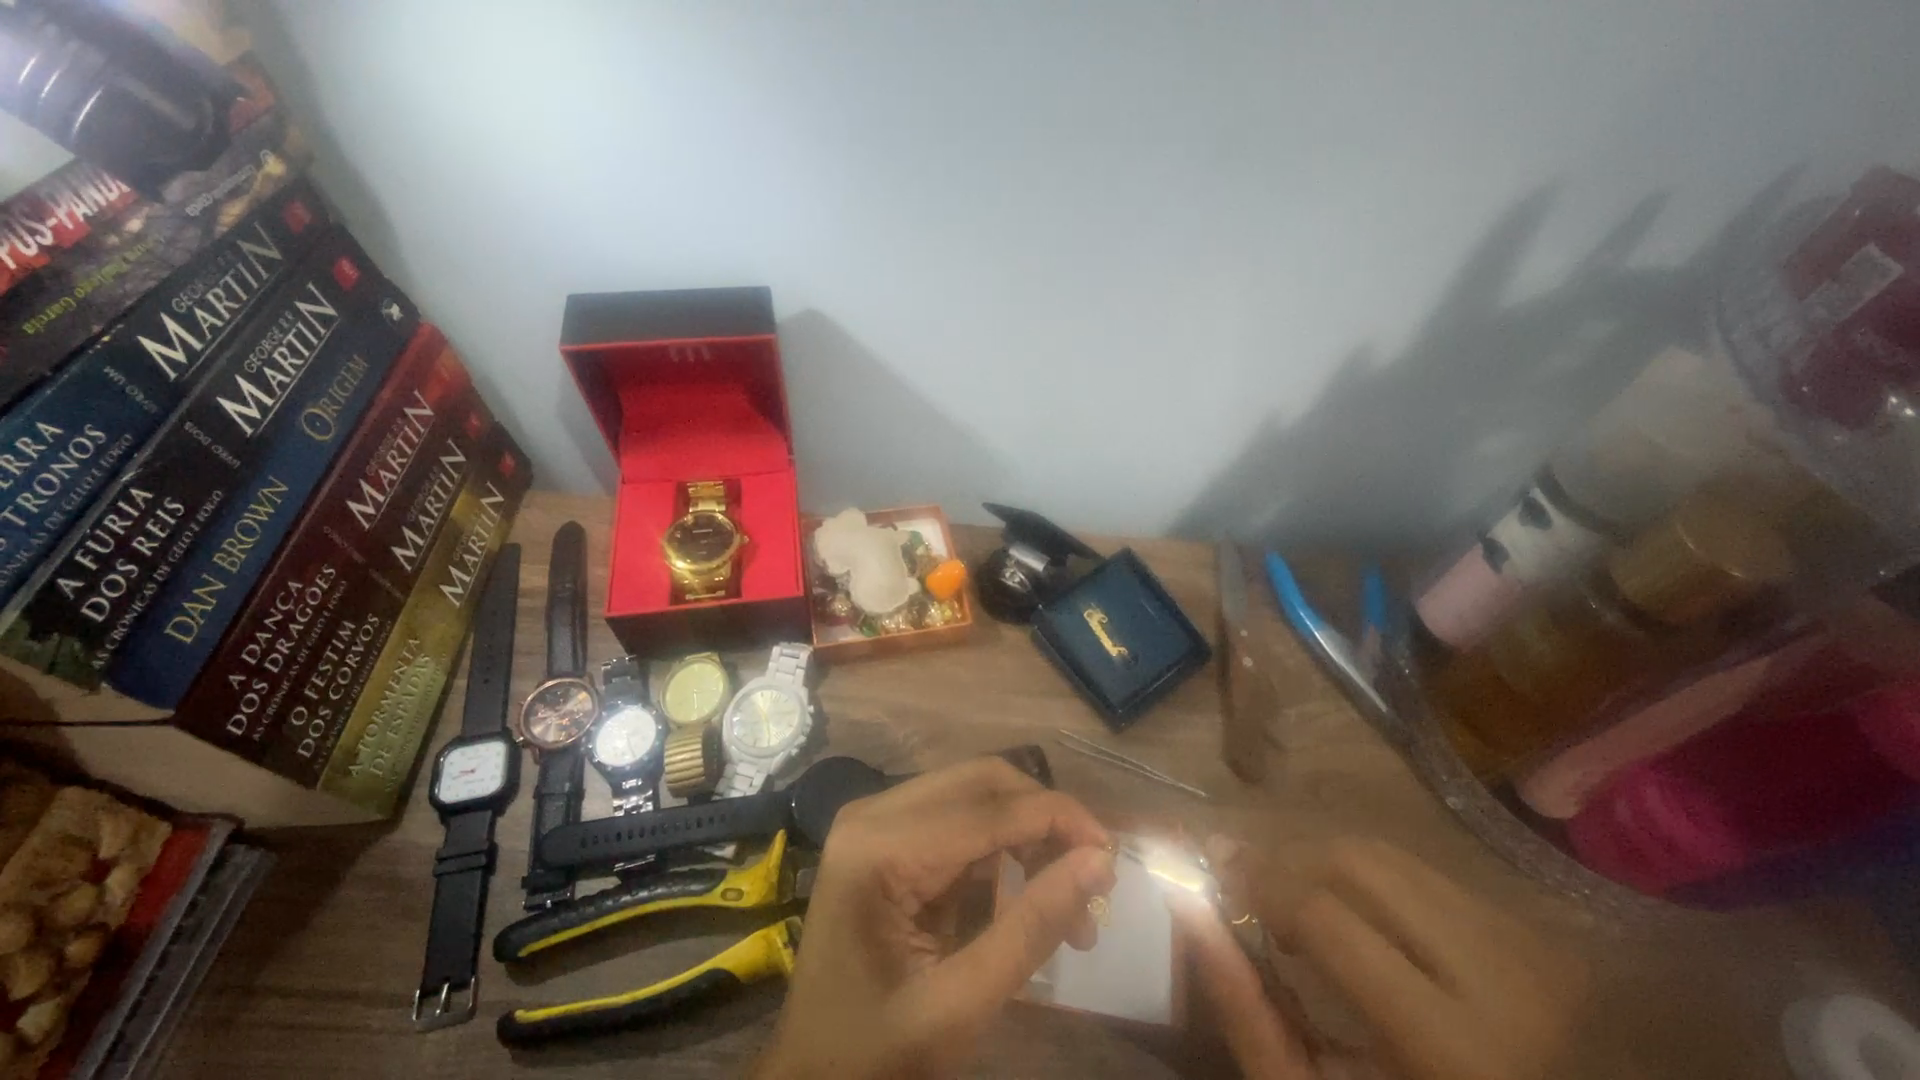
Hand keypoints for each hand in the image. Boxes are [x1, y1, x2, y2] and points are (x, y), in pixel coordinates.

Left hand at [753, 758, 1116, 1078]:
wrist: (810, 1077)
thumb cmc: (876, 1051)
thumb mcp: (961, 1002)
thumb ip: (1032, 927)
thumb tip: (1099, 862)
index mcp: (879, 847)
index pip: (990, 807)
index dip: (1060, 821)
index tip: (1114, 862)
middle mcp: (873, 814)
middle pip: (984, 784)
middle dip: (1046, 824)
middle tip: (1092, 881)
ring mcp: (875, 825)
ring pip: (977, 799)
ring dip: (1029, 840)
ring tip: (1068, 912)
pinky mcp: (886, 843)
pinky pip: (960, 826)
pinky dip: (1003, 855)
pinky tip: (1028, 902)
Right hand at [1175, 838, 1587, 1079]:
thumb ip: (1243, 1003)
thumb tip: (1186, 903)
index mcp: (1449, 1042)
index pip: (1326, 917)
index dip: (1258, 885)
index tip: (1215, 881)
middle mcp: (1501, 976)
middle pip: (1358, 863)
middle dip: (1285, 862)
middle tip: (1246, 888)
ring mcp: (1525, 945)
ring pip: (1388, 855)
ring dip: (1321, 864)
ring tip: (1294, 907)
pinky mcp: (1527, 930)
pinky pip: (1421, 871)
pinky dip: (1365, 879)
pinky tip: (1351, 918)